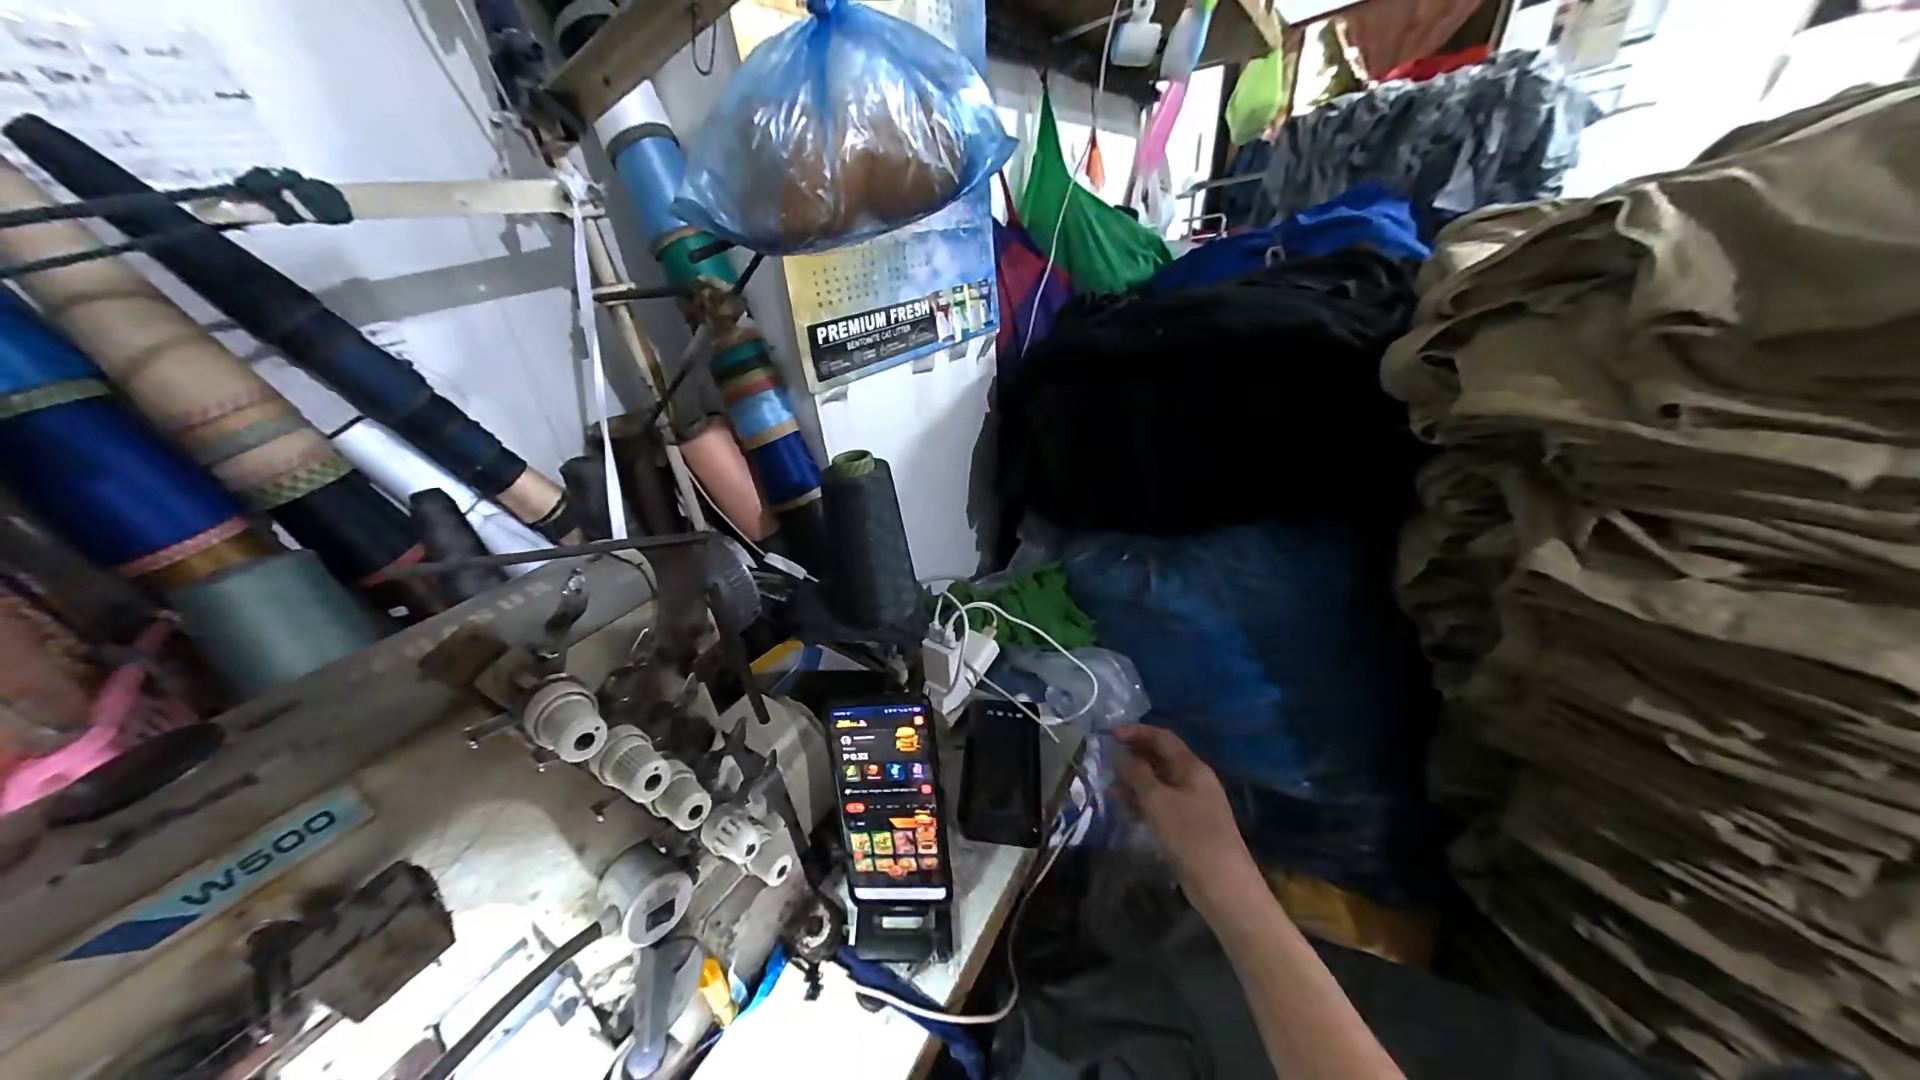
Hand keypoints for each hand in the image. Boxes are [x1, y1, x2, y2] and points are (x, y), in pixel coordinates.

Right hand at [1111, 724, 1255, 896]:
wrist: (1223, 886)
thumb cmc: (1190, 835)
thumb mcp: (1157, 800)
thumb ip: (1136, 773)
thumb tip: (1118, 753)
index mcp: (1192, 767)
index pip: (1162, 737)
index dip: (1136, 732)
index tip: (1109, 735)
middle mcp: (1194, 780)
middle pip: (1160, 758)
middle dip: (1132, 757)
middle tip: (1105, 762)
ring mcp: (1192, 804)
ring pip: (1158, 782)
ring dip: (1134, 782)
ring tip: (1109, 789)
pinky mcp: (1187, 825)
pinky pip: (1161, 804)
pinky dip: (1142, 802)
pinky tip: (1125, 810)